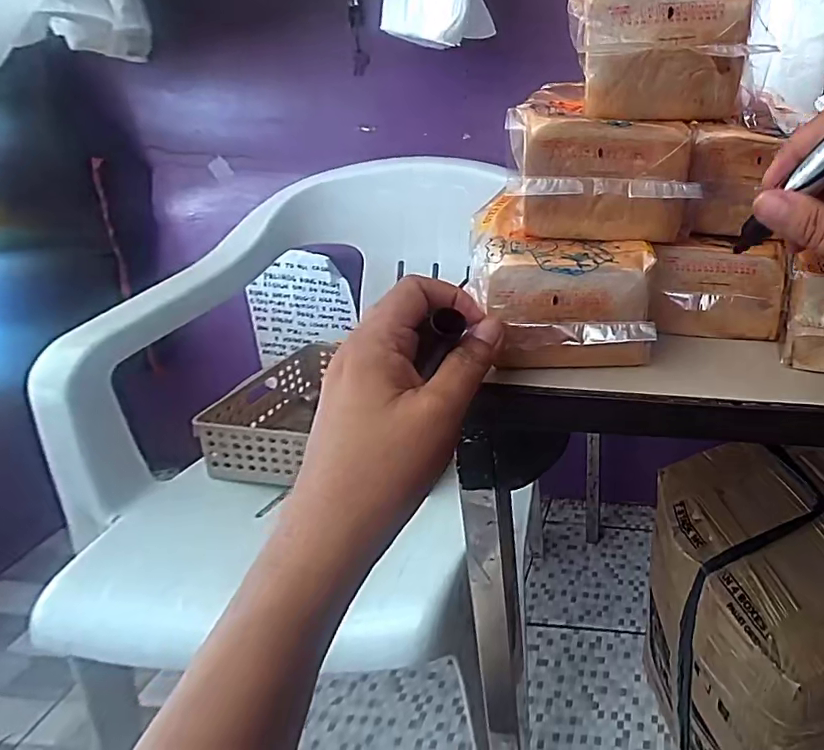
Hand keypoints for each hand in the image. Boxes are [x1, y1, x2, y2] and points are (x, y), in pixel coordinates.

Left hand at [292, 276, 503, 530]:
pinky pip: (395, 366)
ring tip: (464, 381)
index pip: (416, 288)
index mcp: (370, 344)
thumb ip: (470, 361)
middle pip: (409, 310)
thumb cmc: (379, 474)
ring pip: (404, 341)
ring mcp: (351, 378)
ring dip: (440, 349)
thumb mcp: (440, 411)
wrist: (331, 535)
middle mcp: (354, 353)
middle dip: (452, 324)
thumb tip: (493, 327)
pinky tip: (440, 402)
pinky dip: (424, 371)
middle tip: (480, 354)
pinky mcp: (355, 402)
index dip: (458, 298)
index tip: (483, 328)